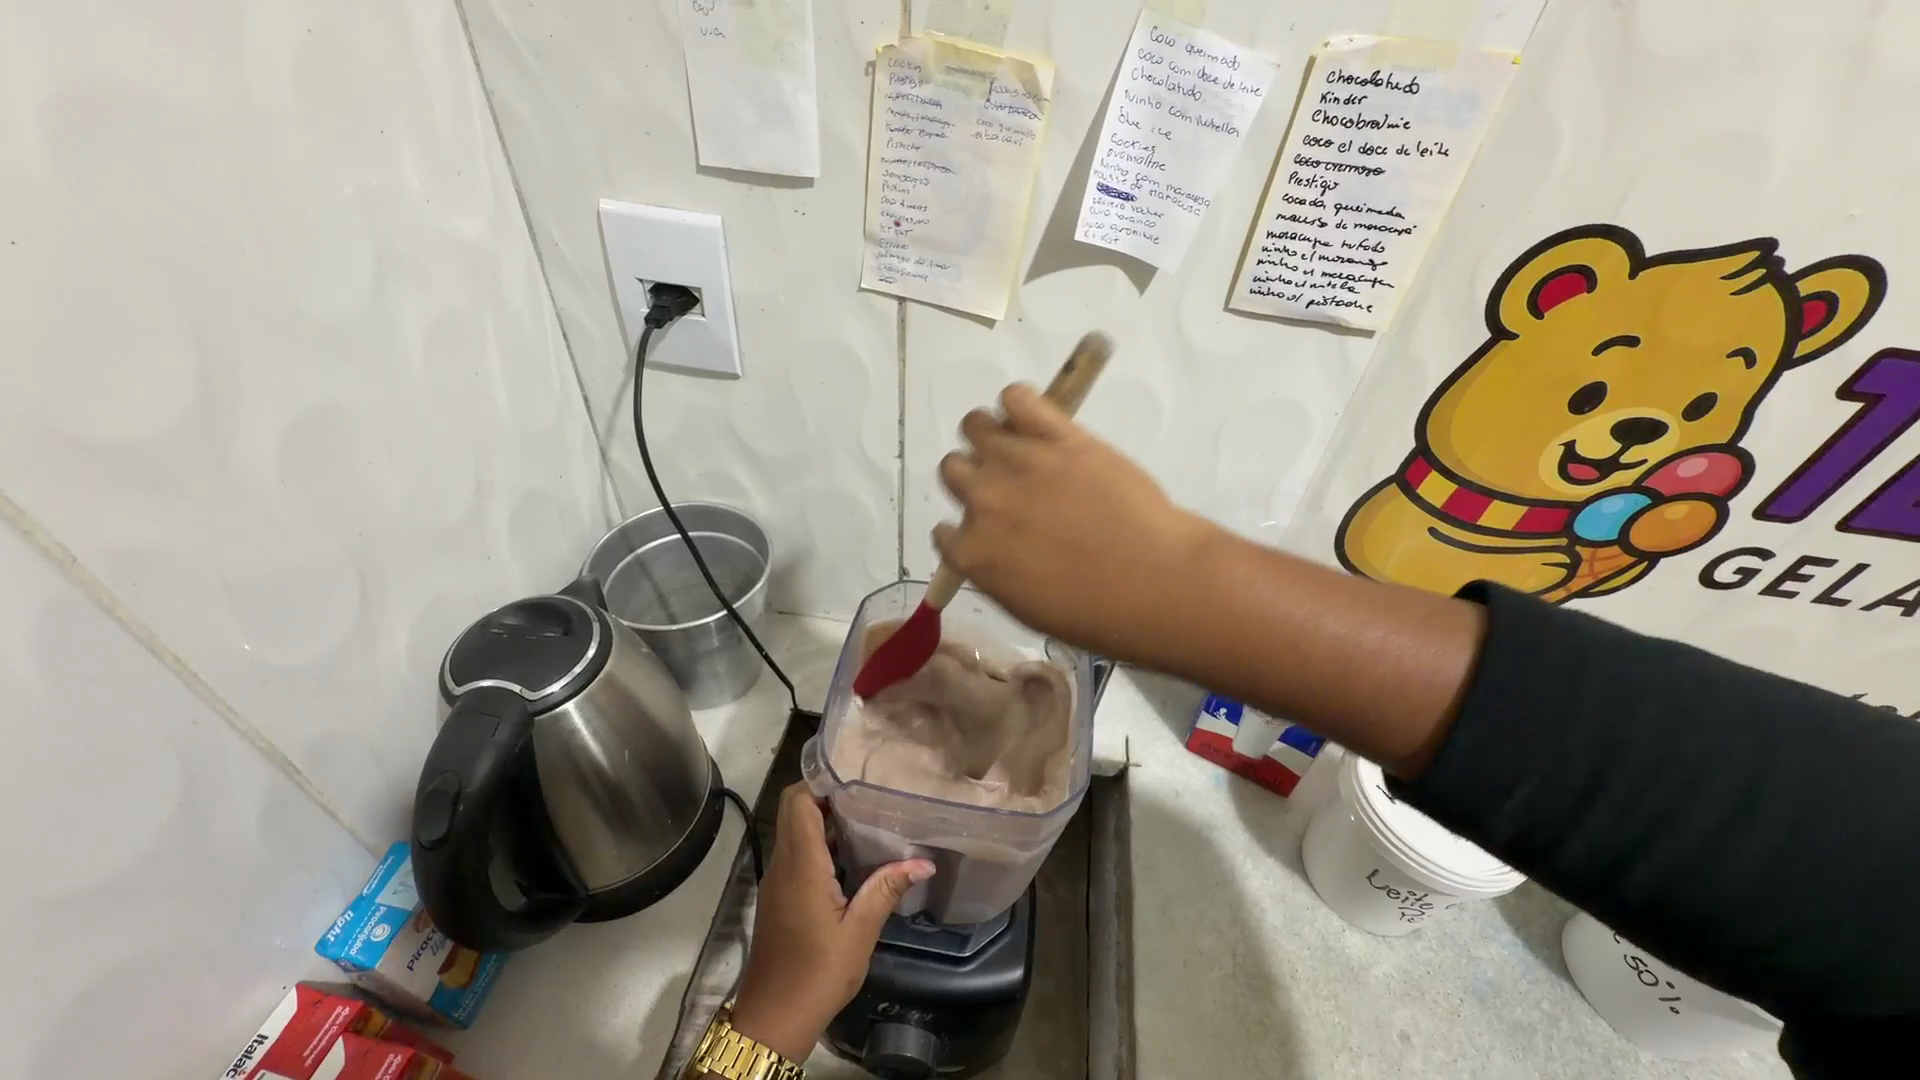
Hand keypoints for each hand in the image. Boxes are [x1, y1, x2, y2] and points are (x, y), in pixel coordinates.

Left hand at [728, 783, 934, 1061]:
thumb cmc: (816, 974)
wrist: (772, 1019)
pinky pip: (797, 853)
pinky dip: (820, 842)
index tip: (854, 772)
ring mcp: (778, 880)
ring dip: (824, 818)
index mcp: (801, 866)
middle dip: (826, 794)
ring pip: (795, 830)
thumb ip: (886, 891)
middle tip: (867, 789)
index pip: (798, 802)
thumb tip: (924, 863)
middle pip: (794, 810)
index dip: (820, 780)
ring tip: (867, 812)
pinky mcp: (779, 895)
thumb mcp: (859, 934)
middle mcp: (783, 864)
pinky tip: (853, 852)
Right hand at [934, 383, 1216, 661]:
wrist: (1151, 581)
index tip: (990, 528)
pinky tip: (1036, 417)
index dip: (968, 527)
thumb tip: (998, 551)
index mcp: (972, 553)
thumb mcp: (1027, 607)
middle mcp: (982, 501)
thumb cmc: (1095, 612)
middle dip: (976, 476)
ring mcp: (1016, 463)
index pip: (944, 531)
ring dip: (990, 434)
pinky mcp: (1055, 435)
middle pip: (952, 469)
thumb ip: (998, 572)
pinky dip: (1020, 403)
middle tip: (1010, 485)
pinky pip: (1016, 398)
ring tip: (1020, 445)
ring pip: (975, 426)